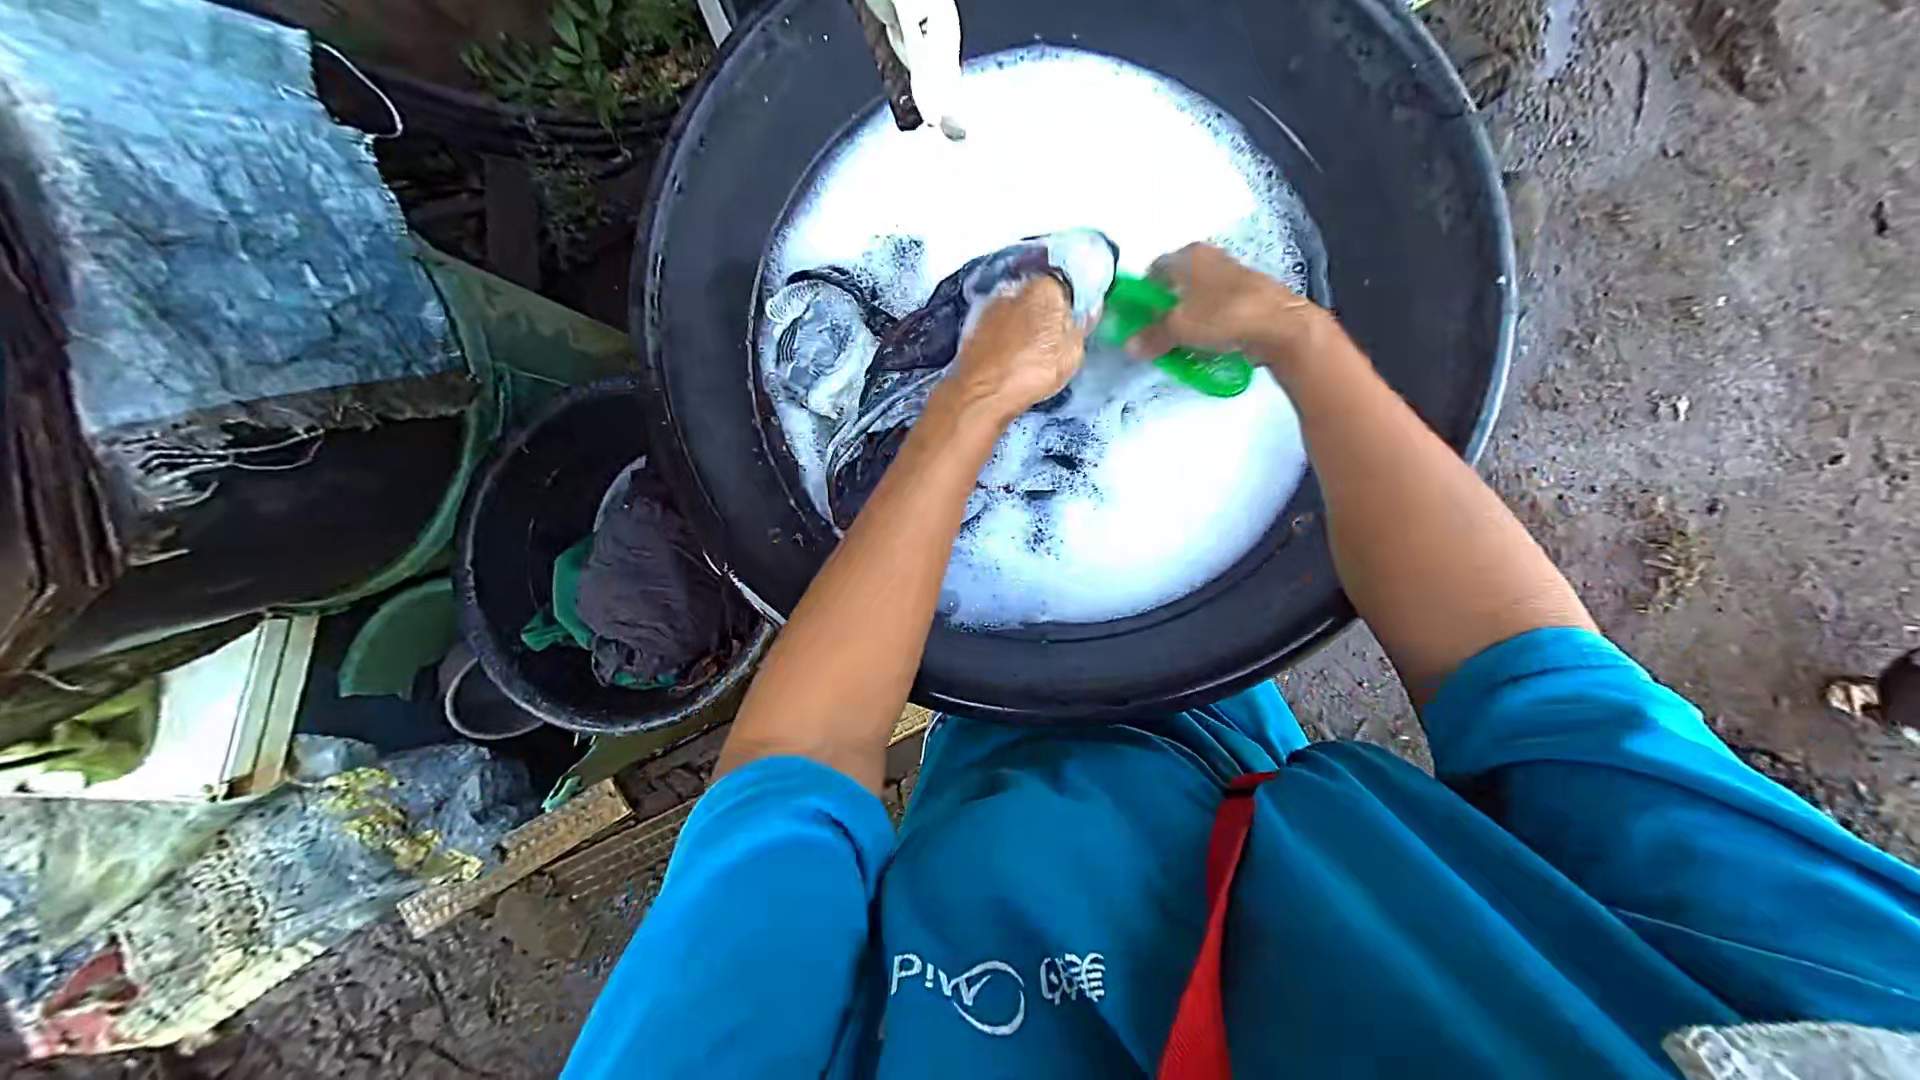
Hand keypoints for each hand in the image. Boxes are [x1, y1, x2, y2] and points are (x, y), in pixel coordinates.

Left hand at [948, 276, 1085, 421]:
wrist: (983, 392)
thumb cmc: (1033, 370)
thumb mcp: (1072, 353)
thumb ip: (1082, 326)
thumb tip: (1088, 310)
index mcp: (1046, 286)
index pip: (1066, 288)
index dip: (1071, 308)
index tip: (1073, 327)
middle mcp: (1017, 287)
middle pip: (1038, 298)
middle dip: (1046, 315)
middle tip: (1052, 344)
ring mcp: (992, 305)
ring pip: (1017, 312)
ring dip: (1024, 326)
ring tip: (1029, 355)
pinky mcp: (974, 325)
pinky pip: (1000, 328)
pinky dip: (1006, 338)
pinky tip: (1010, 359)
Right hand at [1125, 244, 1329, 372]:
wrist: (1280, 326)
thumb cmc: (1222, 316)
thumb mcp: (1177, 328)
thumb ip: (1150, 336)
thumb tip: (1129, 346)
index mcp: (1189, 254)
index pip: (1152, 271)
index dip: (1142, 296)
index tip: (1138, 320)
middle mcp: (1209, 257)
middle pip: (1175, 285)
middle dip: (1164, 310)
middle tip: (1158, 335)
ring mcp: (1231, 274)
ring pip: (1196, 298)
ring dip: (1186, 319)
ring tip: (1181, 343)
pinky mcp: (1247, 294)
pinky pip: (1215, 309)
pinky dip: (1207, 324)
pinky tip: (1206, 342)